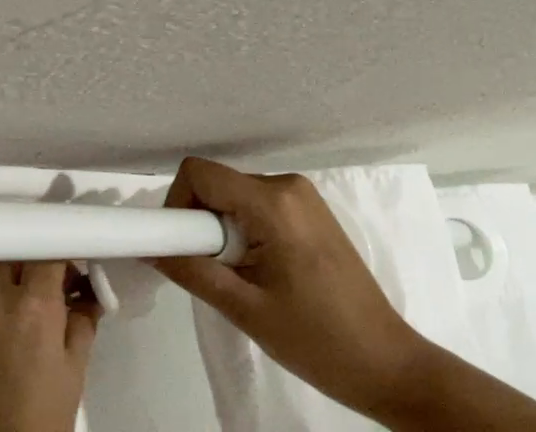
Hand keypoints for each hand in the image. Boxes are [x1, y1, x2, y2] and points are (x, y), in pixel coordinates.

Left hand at [0, 261, 102, 431]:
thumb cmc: (34, 425)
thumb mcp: (72, 377)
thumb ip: (82, 324)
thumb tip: (88, 289)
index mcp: (35, 307)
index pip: (47, 251)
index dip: (55, 254)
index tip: (59, 264)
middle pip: (6, 251)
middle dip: (20, 262)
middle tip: (25, 281)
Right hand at [149, 157, 427, 417]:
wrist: (386, 363)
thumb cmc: (315, 339)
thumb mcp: (244, 309)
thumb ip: (193, 271)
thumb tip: (149, 247)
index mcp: (273, 202)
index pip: (199, 173)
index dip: (177, 204)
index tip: (182, 248)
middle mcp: (288, 185)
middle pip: (217, 184)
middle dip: (202, 223)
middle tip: (217, 273)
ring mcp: (304, 196)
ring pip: (236, 196)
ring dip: (224, 230)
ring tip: (245, 279)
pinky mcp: (312, 211)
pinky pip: (258, 205)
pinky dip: (245, 230)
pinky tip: (264, 272)